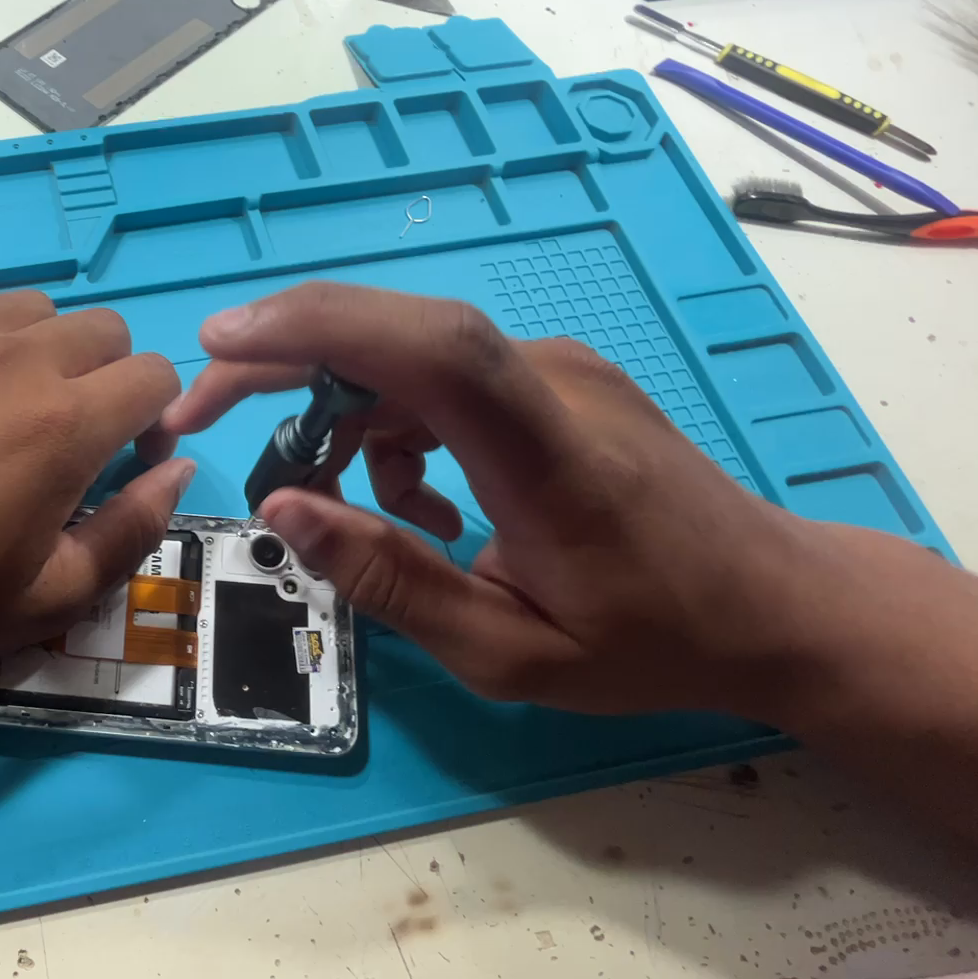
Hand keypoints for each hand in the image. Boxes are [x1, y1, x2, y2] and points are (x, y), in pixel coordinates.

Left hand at [0, 292, 189, 703]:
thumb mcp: (51, 597)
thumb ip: (135, 528)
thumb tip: (177, 470)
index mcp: (62, 420)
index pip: (155, 376)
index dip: (154, 423)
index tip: (119, 469)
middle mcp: (6, 354)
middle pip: (100, 328)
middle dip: (105, 381)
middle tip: (62, 448)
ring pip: (25, 312)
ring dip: (38, 357)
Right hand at [162, 282, 854, 717]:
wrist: (778, 606)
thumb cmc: (648, 640)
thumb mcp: (505, 650)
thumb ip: (388, 579)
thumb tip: (282, 508)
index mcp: (545, 450)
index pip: (425, 347)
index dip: (314, 328)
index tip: (217, 345)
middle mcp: (547, 380)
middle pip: (392, 332)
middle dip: (277, 359)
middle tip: (199, 411)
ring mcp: (548, 372)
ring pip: (402, 359)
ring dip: (331, 411)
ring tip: (318, 495)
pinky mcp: (543, 383)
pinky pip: (436, 383)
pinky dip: (387, 429)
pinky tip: (410, 500)